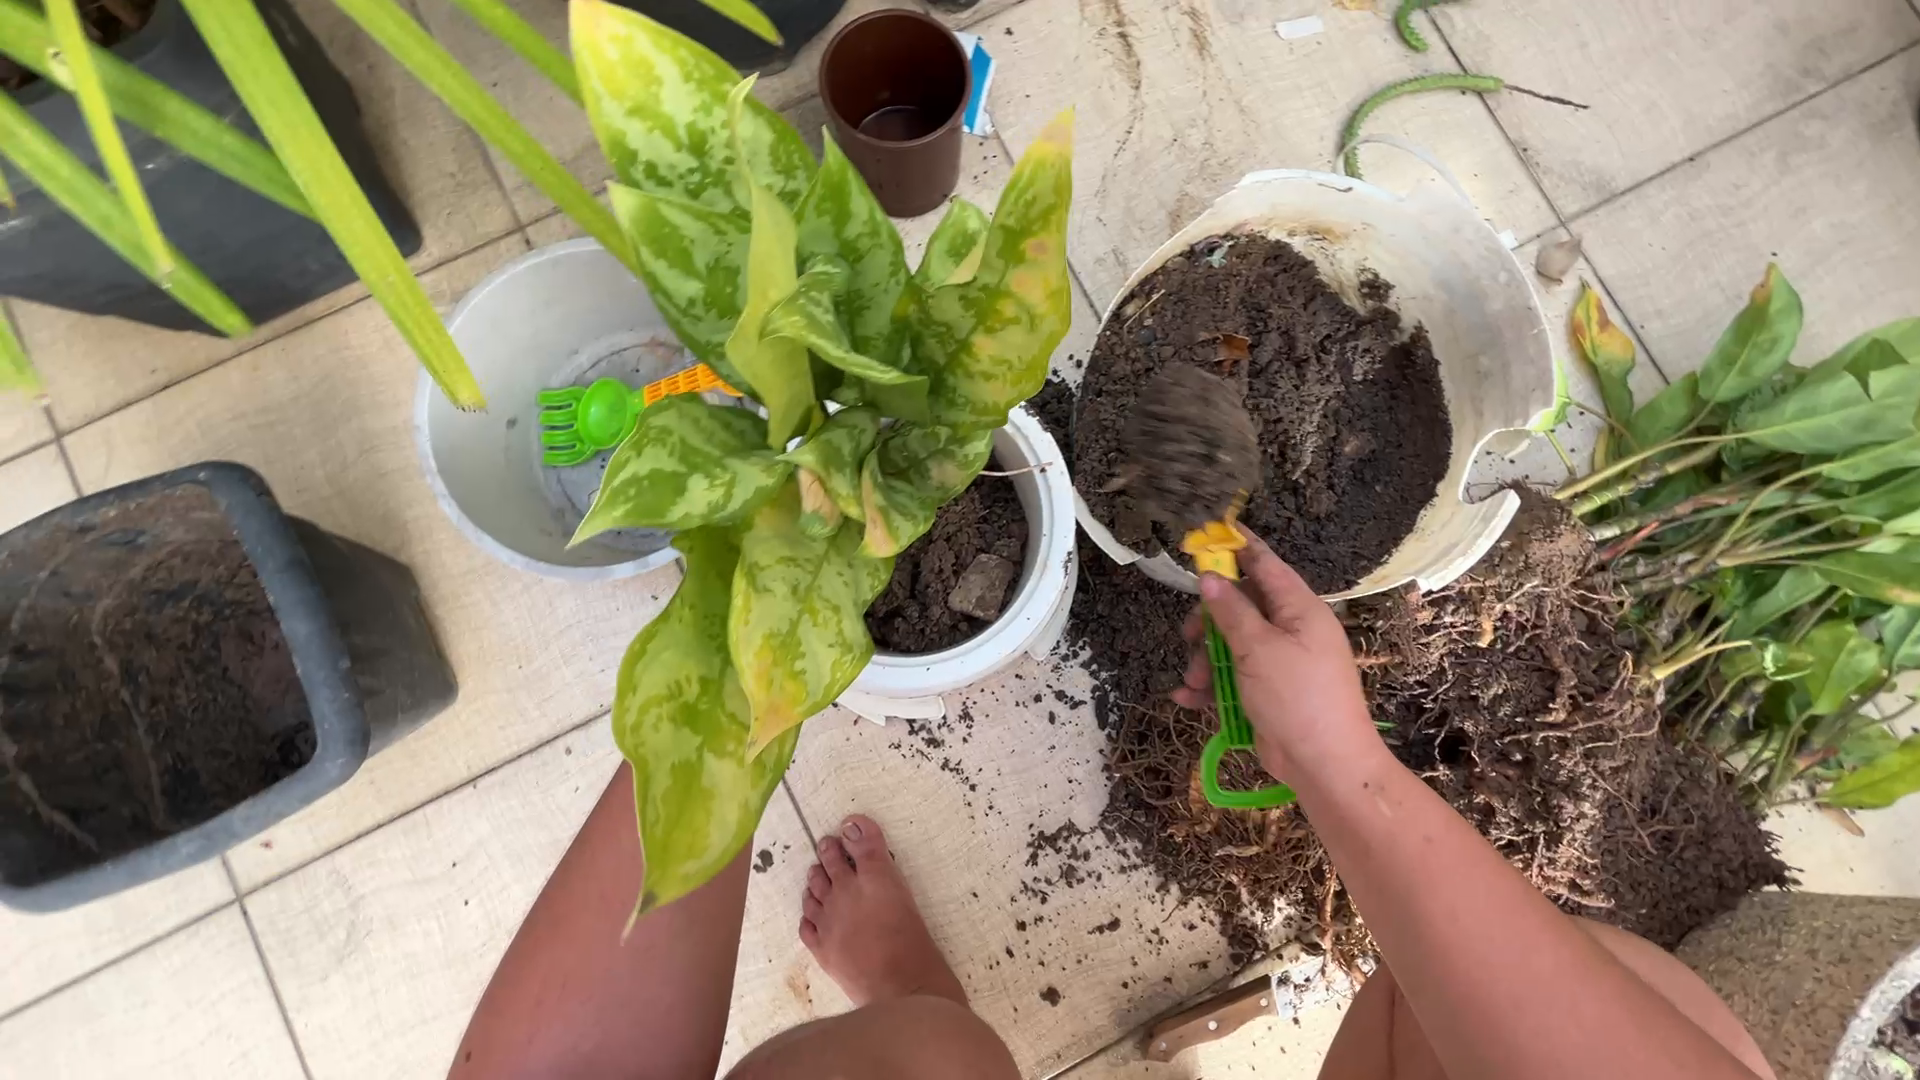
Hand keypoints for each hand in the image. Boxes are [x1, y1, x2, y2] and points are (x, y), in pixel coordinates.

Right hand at [1171, 527, 1383, 785]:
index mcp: (1299, 609)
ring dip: (1205, 661)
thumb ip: (1231, 611)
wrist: (1325, 765)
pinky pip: (1232, 677)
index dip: (1237, 547)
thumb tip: (1210, 577)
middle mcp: (1291, 630)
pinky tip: (1188, 699)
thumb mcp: (1258, 648)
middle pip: (1240, 607)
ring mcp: (1280, 662)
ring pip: (1230, 644)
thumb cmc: (1297, 697)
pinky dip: (1211, 687)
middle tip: (1188, 635)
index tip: (1208, 533)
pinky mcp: (1268, 691)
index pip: (1265, 564)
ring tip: (1192, 682)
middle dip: (1209, 622)